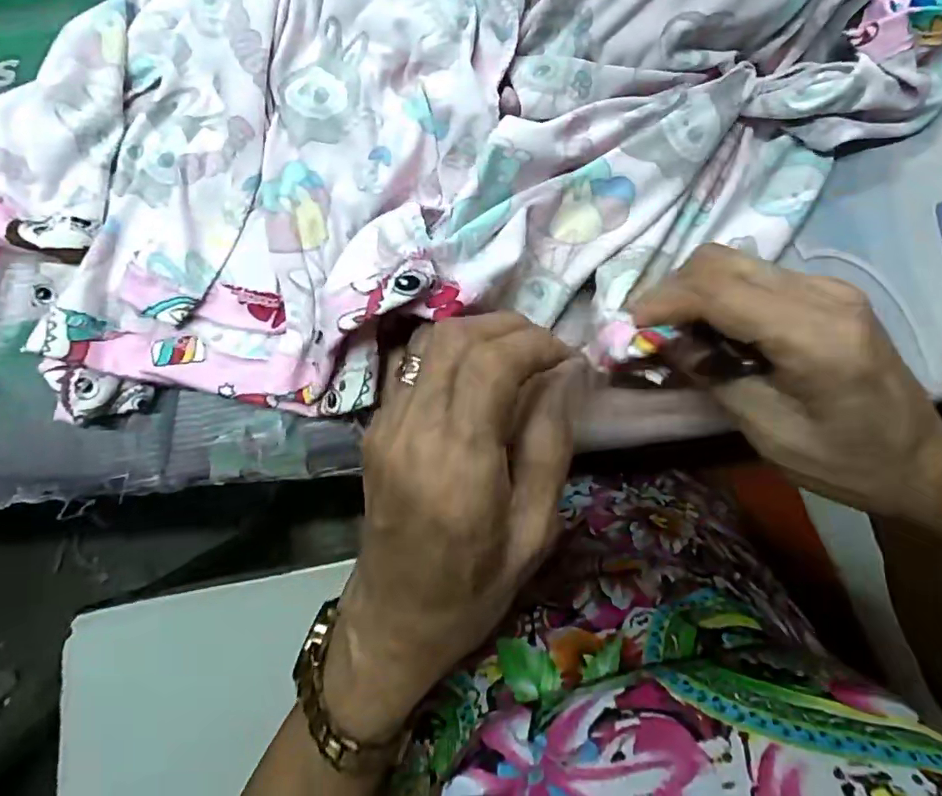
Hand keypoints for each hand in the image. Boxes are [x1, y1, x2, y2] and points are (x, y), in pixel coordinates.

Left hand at [328, 313, 582, 740]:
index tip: (567, 356)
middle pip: (454, 337)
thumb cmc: (475, 585)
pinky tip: (476, 373)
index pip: (491, 363)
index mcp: (458, 461)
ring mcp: (386, 423)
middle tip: (545, 346)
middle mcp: (413, 430)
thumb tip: (564, 374)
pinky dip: (449, 352)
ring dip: (476, 332)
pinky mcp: (375, 425)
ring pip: (427, 342)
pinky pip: (411, 365)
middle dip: (508, 327)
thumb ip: (550, 443)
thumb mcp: (534, 529)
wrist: (395, 615)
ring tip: (515, 353)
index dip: (535, 343)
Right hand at [632, 244, 941, 544]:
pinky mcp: (825, 290)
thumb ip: (711, 376)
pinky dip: (718, 293)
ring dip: (692, 289)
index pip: (718, 290)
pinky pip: (753, 274)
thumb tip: (658, 341)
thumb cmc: (846, 463)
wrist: (922, 465)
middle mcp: (823, 294)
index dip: (663, 301)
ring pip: (733, 260)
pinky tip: (711, 327)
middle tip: (647, 329)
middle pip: (721, 260)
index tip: (629, 326)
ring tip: (673, 329)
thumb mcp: (768, 431)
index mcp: (816, 335)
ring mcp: (828, 286)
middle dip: (671, 289)